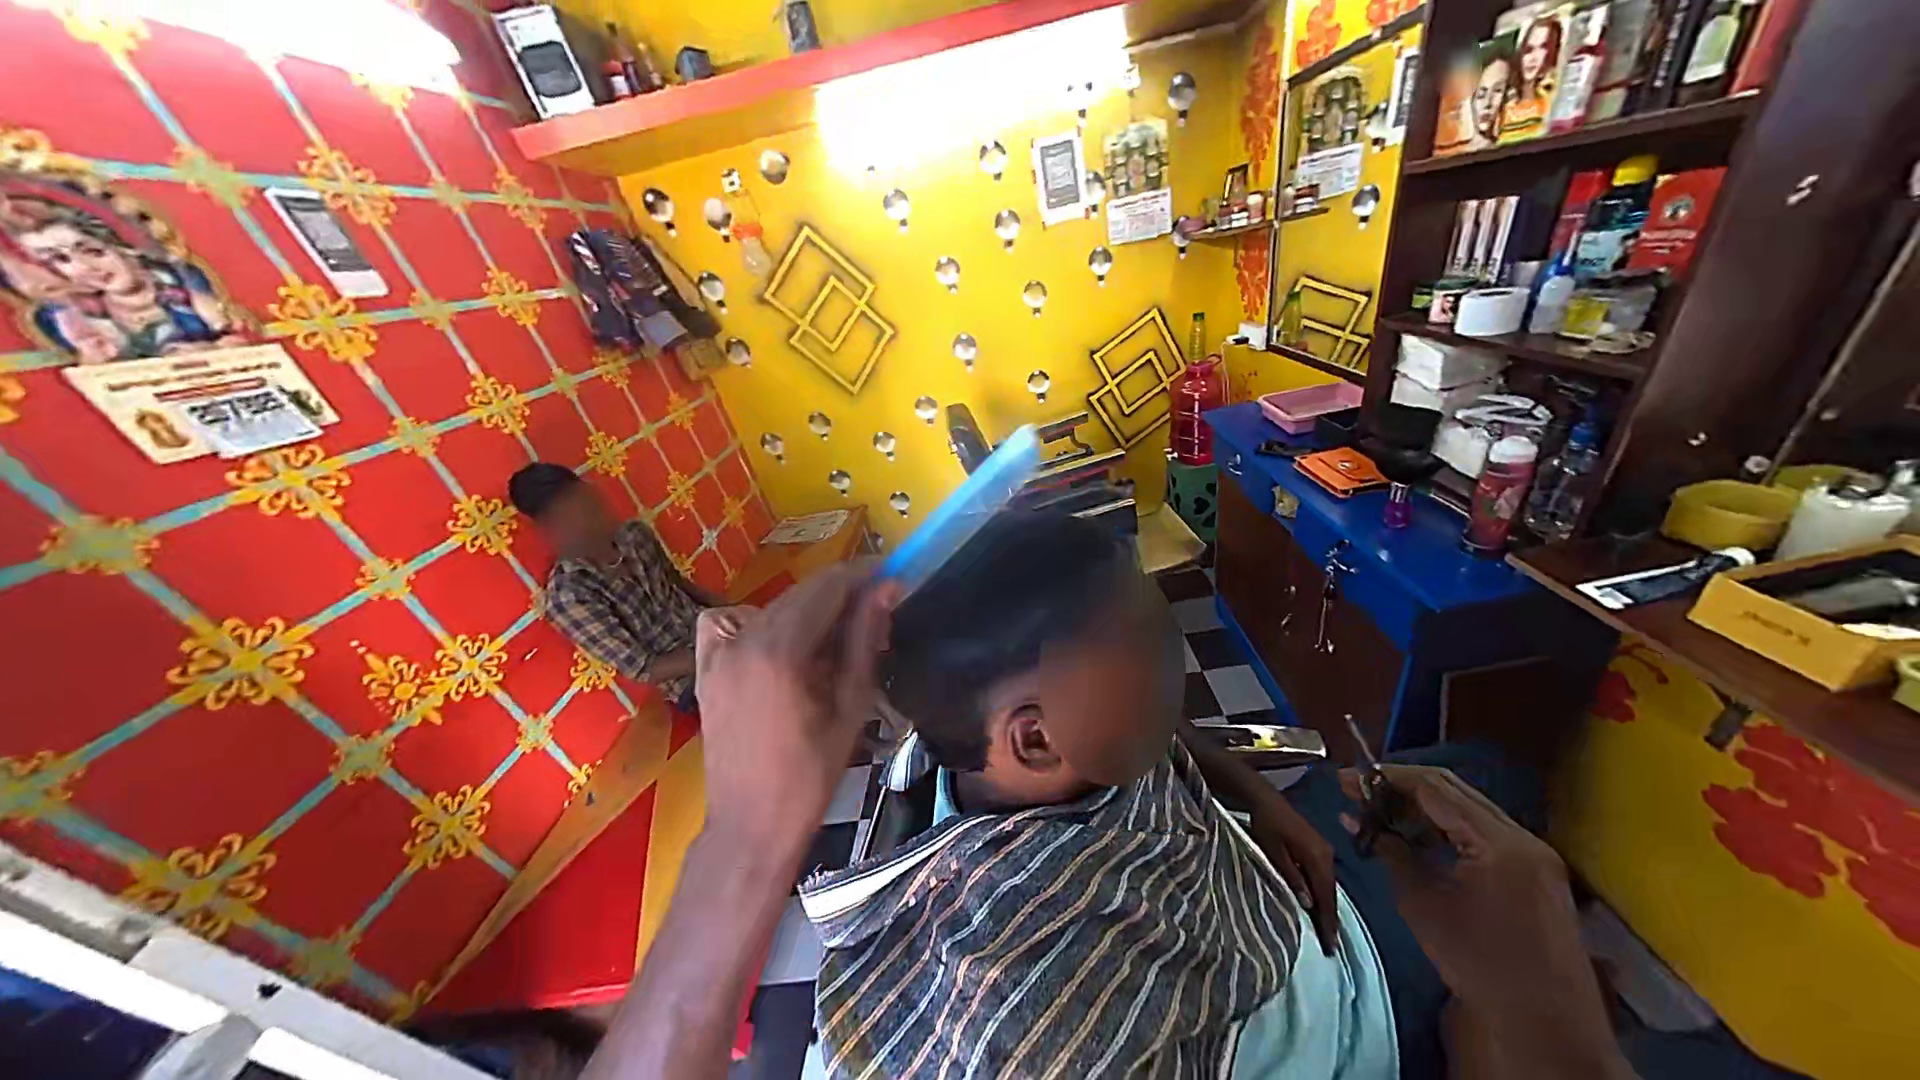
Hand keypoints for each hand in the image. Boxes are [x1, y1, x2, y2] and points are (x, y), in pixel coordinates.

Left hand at [695, 564, 896, 852]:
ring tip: (830, 641)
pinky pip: (728, 621)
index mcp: (780, 650)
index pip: (828, 587)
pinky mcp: (704, 666)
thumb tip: (886, 589)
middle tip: (874, 613)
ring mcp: (716, 652)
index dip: (864, 575)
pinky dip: (757, 620)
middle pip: (801, 592)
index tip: (891, 578)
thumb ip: (865, 640)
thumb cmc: (811, 775)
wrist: (751, 823)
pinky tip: (777, 645)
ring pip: (772, 605)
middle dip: (842, 593)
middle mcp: (742, 639)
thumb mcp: (850, 706)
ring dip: (808, 609)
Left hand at [1248, 799, 1338, 956]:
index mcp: (1317, 858)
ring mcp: (1325, 850)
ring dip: (1327, 905)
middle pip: (1331, 893)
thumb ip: (1291, 876)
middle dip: (1330, 918)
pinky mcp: (1318, 846)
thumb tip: (1309, 904)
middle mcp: (1327, 856)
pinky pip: (1325, 875)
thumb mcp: (1273, 852)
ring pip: (1329, 884)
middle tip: (1331, 944)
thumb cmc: (1266, 825)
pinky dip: (1323, 891)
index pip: (1325, 897)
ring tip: (1326, 928)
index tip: (1330, 946)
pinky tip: (1319, 901)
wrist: (1266, 799)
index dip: (1328, 922)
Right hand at [1340, 766, 1629, 1078]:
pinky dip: (1443, 826)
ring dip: (1420, 805)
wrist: (1548, 1028)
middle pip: (1452, 790)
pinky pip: (1481, 831)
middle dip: (1400, 785)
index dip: (1384, 778)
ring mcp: (1533, 855)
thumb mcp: (1421, 902)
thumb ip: (1391, 851)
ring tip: (1377, 810)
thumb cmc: (1478, 963)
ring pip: (1466, 808)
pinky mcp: (1533, 873)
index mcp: (1498, 843)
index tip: (1347, 779)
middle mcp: (1522, 839)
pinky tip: (1412, 834)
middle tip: (1358, 789)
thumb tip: (1355, 818)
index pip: (1433, 788)